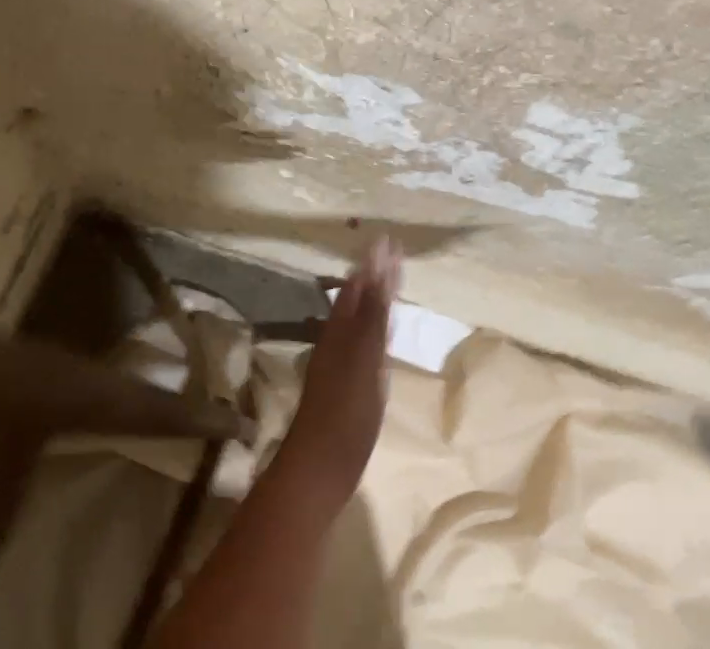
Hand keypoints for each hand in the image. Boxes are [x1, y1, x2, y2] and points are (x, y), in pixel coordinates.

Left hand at [272, 237, 399, 510]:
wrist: (319, 468)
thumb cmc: (345, 416)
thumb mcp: (364, 362)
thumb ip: (374, 318)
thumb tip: (378, 270)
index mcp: (340, 334)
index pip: (358, 289)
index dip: (372, 265)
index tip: (387, 240)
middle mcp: (336, 344)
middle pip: (355, 302)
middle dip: (372, 276)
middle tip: (390, 253)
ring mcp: (339, 366)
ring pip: (356, 322)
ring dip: (371, 299)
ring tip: (386, 281)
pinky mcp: (345, 388)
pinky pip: (360, 345)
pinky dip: (372, 329)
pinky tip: (380, 334)